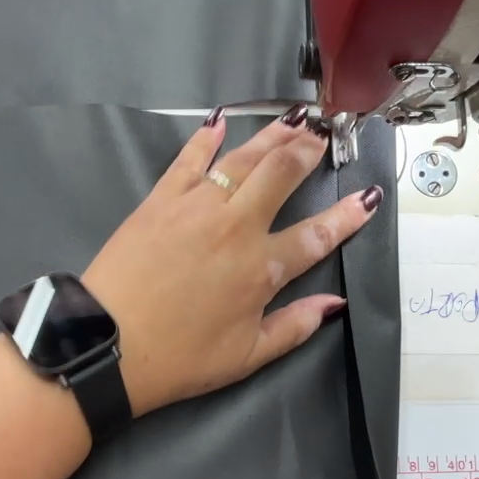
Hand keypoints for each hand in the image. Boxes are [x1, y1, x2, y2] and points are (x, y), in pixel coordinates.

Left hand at [81, 107, 380, 414]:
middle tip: (323, 137)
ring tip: (294, 120)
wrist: (110, 346)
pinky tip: (220, 121)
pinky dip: (206, 137)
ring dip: (272, 136)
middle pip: (281, 175)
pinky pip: (189, 159)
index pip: (316, 235)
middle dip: (308, 152)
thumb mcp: (247, 357)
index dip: (347, 216)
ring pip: (243, 159)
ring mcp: (197, 207)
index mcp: (261, 269)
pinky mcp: (160, 200)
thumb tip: (333, 304)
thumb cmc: (181, 359)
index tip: (367, 197)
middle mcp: (236, 227)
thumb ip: (295, 327)